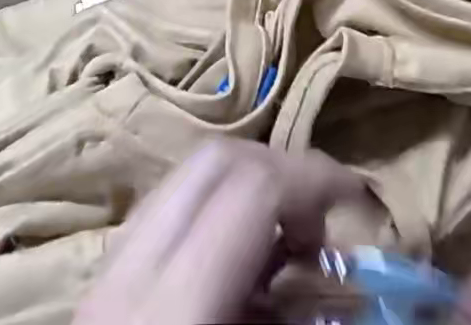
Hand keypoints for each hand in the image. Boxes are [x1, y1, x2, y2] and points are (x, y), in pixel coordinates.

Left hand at [74, 140, 364, 324]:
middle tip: (323, 230)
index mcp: (176, 308)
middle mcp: (131, 269)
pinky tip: (243, 272)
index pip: (249, 188)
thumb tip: (365, 292)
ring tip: (288, 251)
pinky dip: (216, 218)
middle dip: (281, 176)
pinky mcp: (105, 279)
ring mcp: (109, 269)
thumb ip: (311, 323)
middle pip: (215, 163)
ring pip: (187, 179)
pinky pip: (167, 212)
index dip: (314, 180)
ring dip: (247, 194)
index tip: (361, 203)